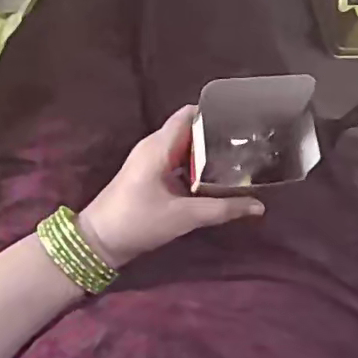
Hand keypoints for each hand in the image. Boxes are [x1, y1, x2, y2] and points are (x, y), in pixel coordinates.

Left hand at [79, 106, 263, 267]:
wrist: (98, 242)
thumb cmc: (137, 222)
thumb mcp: (184, 217)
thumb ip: (222, 209)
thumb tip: (258, 207)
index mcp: (159, 146)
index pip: (189, 114)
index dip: (214, 114)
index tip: (241, 123)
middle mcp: (154, 147)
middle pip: (191, 130)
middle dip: (217, 135)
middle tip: (248, 145)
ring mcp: (150, 161)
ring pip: (185, 148)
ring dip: (208, 153)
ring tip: (239, 160)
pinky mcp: (150, 176)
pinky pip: (178, 162)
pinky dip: (196, 167)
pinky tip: (216, 179)